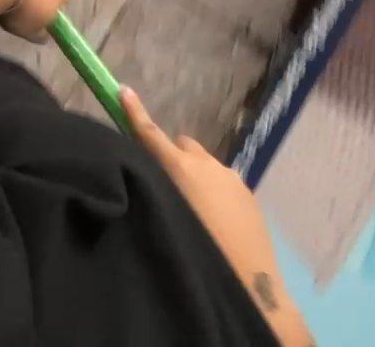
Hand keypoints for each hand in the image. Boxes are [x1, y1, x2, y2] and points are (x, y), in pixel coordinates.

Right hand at [123, 88, 314, 346]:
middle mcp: (206, 163)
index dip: (135, 112)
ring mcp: (231, 176)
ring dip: (193, 173)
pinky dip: (212, 187)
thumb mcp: (165, 215)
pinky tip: (213, 217)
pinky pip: (221, 178)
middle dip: (170, 153)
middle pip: (180, 144)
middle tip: (162, 181)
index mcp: (181, 168)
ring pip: (203, 162)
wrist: (251, 284)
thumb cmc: (198, 250)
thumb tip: (148, 173)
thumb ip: (155, 187)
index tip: (123, 90)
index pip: (151, 133)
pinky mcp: (247, 192)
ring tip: (190, 205)